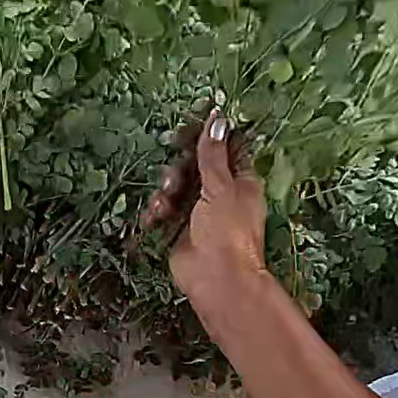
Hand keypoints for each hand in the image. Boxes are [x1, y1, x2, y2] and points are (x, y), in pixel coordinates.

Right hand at [141, 109, 268, 307]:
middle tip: (175, 175)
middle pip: (195, 167)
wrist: (216, 278)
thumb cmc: (228, 232)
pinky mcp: (180, 230)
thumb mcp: (222, 187)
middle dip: (180, 168)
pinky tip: (157, 215)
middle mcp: (220, 195)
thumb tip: (218, 119)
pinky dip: (158, 211)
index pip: (224, 149)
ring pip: (176, 188)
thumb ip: (213, 154)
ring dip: (167, 190)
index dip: (207, 136)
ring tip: (166, 200)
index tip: (187, 127)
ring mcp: (199, 213)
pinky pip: (165, 211)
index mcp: (240, 181)